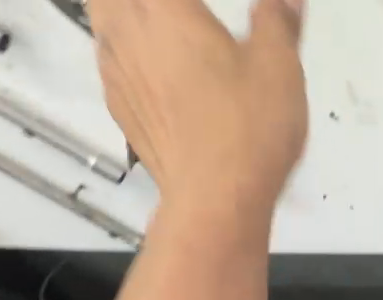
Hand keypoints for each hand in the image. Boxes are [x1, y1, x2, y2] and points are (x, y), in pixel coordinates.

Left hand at [89, 0, 307, 217]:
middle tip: (183, 19)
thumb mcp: (280, 69)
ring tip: (157, 28)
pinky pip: (109, 57)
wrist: (215, 197)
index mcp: (166, 5)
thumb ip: (278, 21)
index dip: (189, 6)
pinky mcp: (116, 101)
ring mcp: (113, 64)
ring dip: (125, 14)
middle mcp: (125, 24)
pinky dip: (126, 51)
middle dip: (152, 6)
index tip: (203, 15)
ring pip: (101, 13)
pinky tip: (154, 69)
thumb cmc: (249, 129)